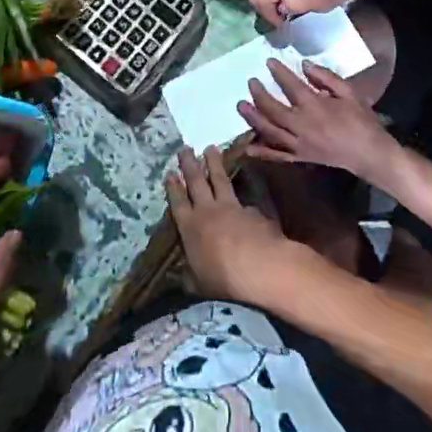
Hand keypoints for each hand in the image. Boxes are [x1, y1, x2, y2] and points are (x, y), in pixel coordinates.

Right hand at [166, 147, 298, 305]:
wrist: (261, 268)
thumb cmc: (223, 280)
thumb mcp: (198, 283)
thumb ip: (189, 276)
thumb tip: (180, 276)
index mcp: (190, 227)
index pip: (178, 202)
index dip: (173, 188)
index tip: (169, 173)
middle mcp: (208, 211)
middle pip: (197, 182)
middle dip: (190, 165)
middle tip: (185, 148)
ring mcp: (232, 208)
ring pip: (220, 180)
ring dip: (214, 164)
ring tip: (210, 148)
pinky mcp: (253, 211)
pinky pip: (244, 199)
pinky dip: (241, 192)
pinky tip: (245, 190)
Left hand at [240, 60, 397, 178]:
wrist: (370, 154)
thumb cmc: (361, 121)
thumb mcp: (348, 93)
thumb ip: (325, 77)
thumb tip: (304, 65)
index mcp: (314, 107)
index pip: (290, 86)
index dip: (278, 72)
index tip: (268, 62)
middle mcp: (301, 126)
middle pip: (272, 109)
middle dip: (258, 94)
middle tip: (250, 82)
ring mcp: (298, 144)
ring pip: (269, 131)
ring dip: (253, 118)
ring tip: (241, 106)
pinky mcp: (299, 157)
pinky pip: (277, 156)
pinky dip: (261, 152)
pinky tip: (247, 148)